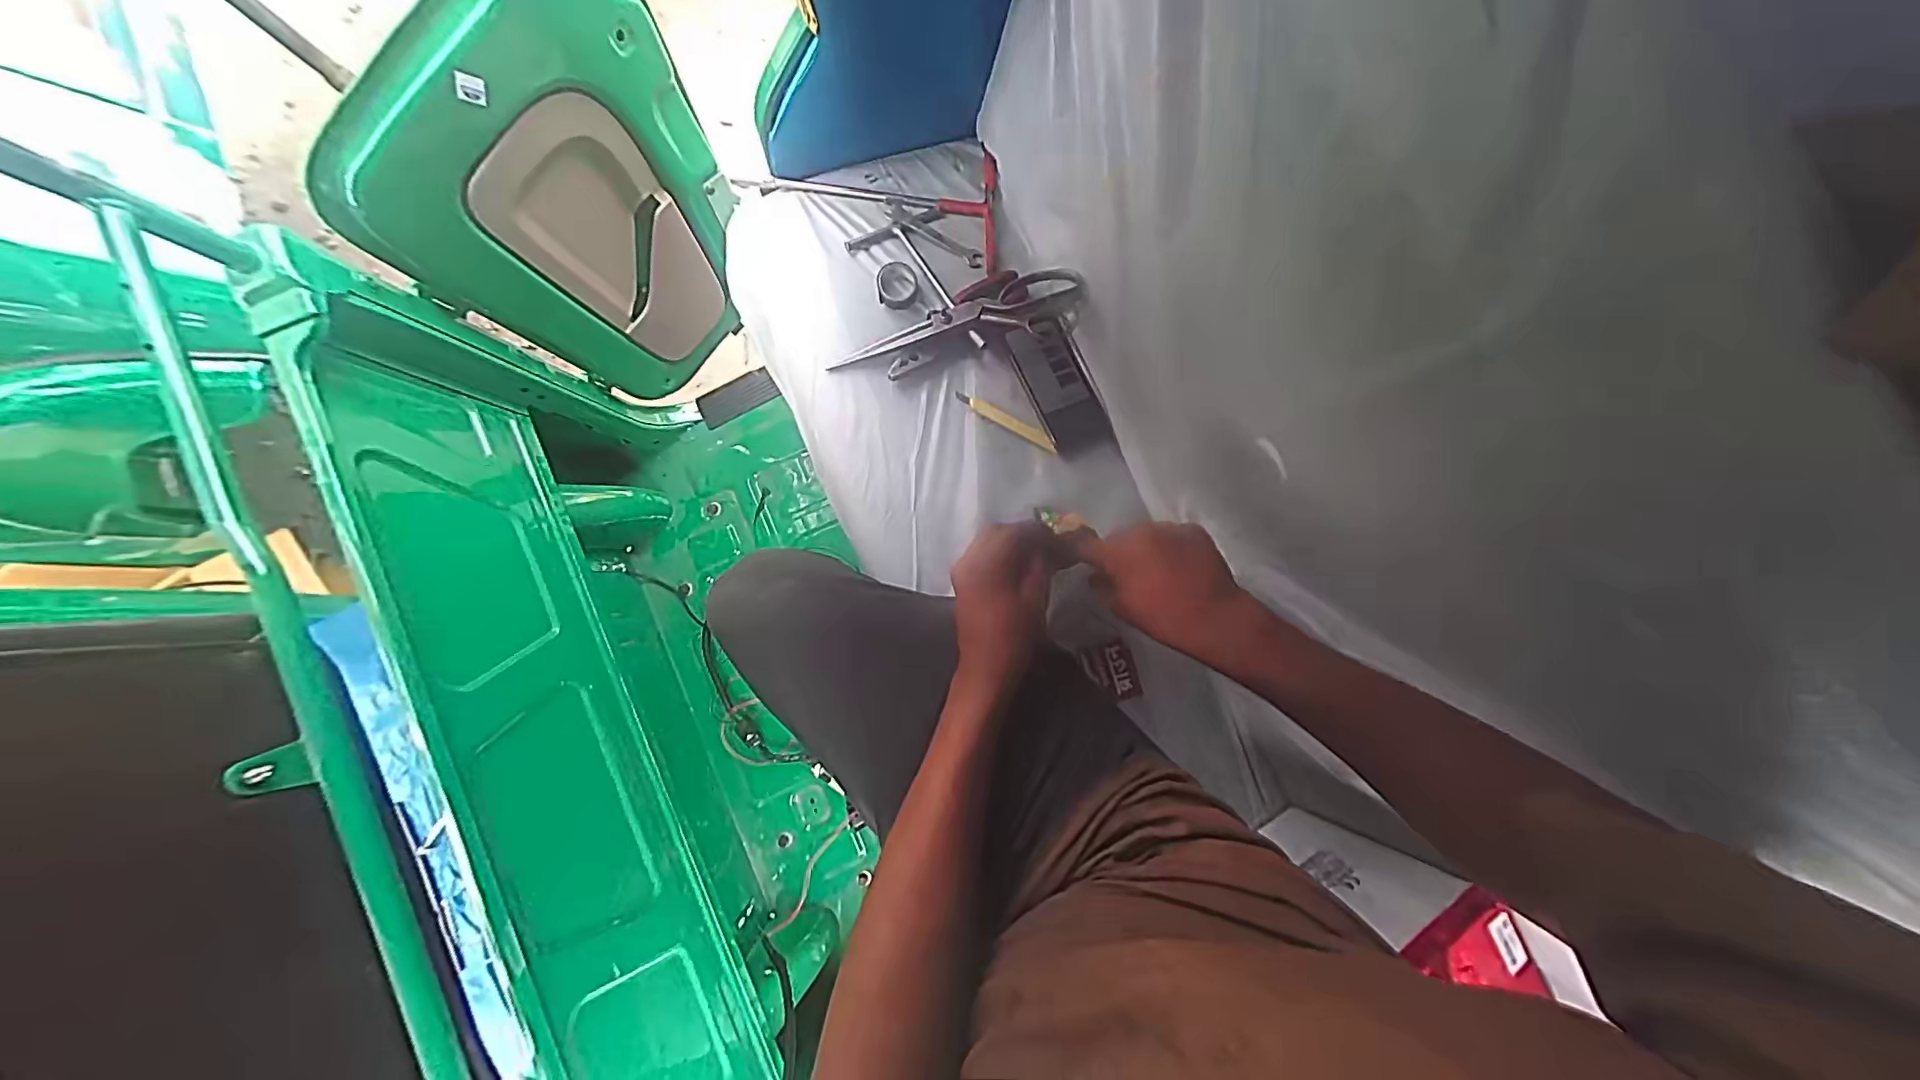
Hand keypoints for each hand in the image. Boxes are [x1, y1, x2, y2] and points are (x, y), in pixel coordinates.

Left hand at [950, 521, 1060, 691]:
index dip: (1039, 532)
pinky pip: (981, 553)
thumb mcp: (1036, 597)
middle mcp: (969, 559)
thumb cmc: (1015, 637)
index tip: (1059, 539)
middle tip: (1048, 545)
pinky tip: (1018, 565)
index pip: (1015, 531)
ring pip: (988, 540)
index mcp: (987, 563)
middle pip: (998, 531)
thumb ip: (1041, 563)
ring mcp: (962, 569)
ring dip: (1011, 542)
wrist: (985, 669)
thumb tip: (1050, 544)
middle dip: (1023, 534)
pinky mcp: (961, 579)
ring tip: (1036, 555)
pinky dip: (1000, 552)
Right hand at [1061, 522, 1269, 665]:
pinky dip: (1170, 546)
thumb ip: (1102, 588)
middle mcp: (1140, 531)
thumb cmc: (1162, 617)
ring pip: (1146, 534)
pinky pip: (1172, 535)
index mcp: (1118, 551)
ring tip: (1155, 569)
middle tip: (1125, 572)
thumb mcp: (1123, 608)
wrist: (1215, 617)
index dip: (1078, 552)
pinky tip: (1178, 566)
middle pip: (1119, 537)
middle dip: (1118, 551)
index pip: (1086, 544)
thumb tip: (1094, 576)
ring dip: (1145, 547)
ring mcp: (1169, 527)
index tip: (1077, 559)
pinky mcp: (1193, 530)